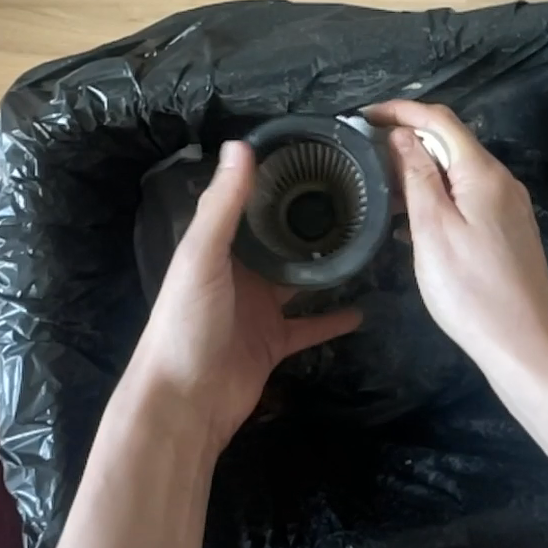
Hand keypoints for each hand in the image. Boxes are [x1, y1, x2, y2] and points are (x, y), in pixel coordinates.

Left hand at [122, 140, 363, 444]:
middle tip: (353, 200)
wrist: (184, 403)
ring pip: (298, 281)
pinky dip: (332, 320)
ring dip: (325, 267)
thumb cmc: (187, 322)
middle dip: (308, 222)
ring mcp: (258, 308)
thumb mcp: (202, 256)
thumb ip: (223, 204)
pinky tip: (361, 310)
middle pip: (279, 241)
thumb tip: (241, 144)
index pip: (249, 204)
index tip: (313, 157)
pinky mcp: (273, 342)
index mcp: (217, 246)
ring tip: (364, 246)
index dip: (275, 181)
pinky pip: (309, 326)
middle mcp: (239, 272)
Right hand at [365, 100, 547, 375]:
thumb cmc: (471, 289)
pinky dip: (438, 194)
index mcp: (483, 173)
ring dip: (421, 169)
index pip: (440, 119)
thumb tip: (402, 135)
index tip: (364, 116)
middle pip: (452, 142)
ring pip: (459, 170)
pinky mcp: (509, 230)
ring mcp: (509, 206)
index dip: (401, 110)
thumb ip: (417, 175)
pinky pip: (468, 195)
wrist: (527, 348)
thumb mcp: (432, 229)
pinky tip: (413, 220)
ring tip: (382, 187)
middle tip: (367, 153)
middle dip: (409, 138)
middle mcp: (502, 180)